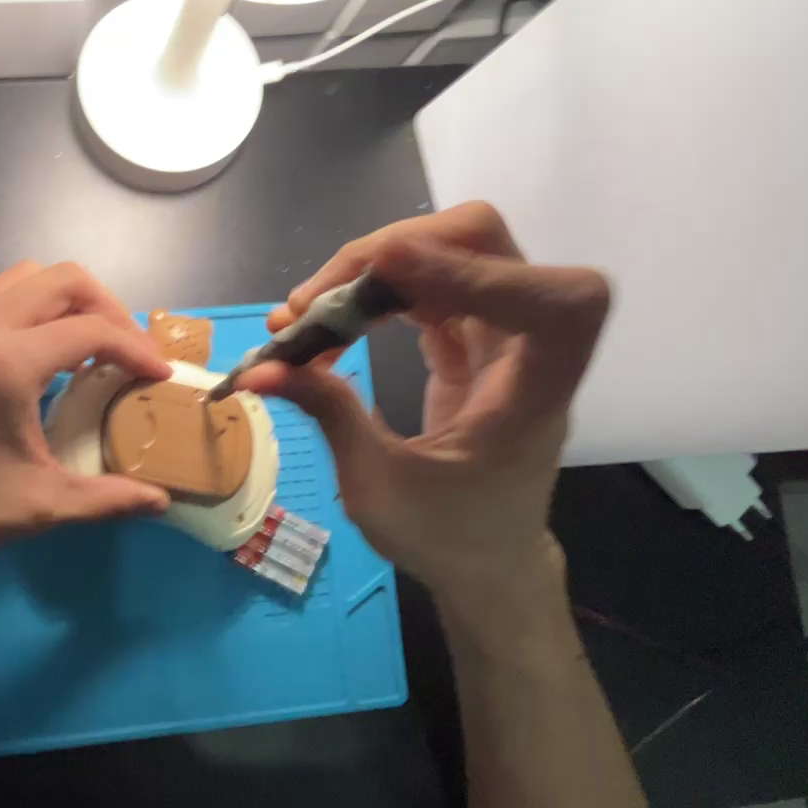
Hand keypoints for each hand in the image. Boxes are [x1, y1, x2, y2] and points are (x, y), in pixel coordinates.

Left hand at [0, 261, 173, 570]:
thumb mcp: (37, 508)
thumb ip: (107, 498)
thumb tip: (161, 500)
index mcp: (5, 362)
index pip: (92, 330)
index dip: (137, 350)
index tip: (160, 377)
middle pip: (63, 280)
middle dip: (110, 309)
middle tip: (131, 354)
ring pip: (28, 279)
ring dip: (70, 303)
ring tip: (94, 349)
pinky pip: (0, 299)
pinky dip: (36, 312)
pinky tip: (48, 359)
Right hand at [236, 202, 609, 601]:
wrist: (483, 562)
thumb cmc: (444, 537)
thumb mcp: (376, 486)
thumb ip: (329, 415)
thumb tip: (259, 370)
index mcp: (537, 392)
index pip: (547, 301)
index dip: (472, 270)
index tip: (382, 273)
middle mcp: (531, 347)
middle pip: (486, 245)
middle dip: (392, 253)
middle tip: (313, 299)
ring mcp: (501, 337)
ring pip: (449, 256)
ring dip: (369, 272)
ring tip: (301, 314)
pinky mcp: (471, 343)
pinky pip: (426, 291)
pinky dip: (372, 297)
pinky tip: (325, 324)